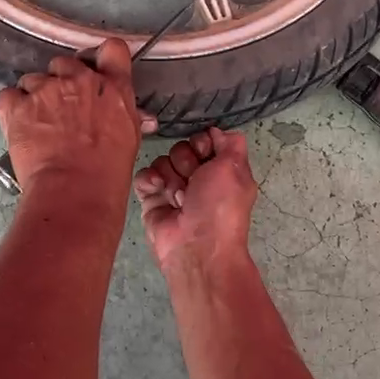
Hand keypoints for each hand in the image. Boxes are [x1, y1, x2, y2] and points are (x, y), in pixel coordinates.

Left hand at [0, 40, 156, 196]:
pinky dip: (11, 109)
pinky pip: (9, 97)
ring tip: (39, 126)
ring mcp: (46, 90)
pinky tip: (19, 127)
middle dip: (61, 82)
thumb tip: (132, 115)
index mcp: (113, 86)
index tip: (95, 69)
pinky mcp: (18, 106)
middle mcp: (79, 80)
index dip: (102, 58)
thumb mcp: (130, 138)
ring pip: (33, 79)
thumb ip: (125, 115)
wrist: (75, 190)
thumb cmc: (107, 173)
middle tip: (62, 109)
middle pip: (64, 63)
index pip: (112, 50)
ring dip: (35, 97)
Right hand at [133, 128, 257, 275]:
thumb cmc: (220, 206)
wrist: (196, 247)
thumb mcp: (235, 167)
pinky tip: (158, 189)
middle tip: (193, 181)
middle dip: (185, 162)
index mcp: (222, 170)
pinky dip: (150, 180)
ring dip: (170, 175)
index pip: (204, 139)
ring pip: (163, 160)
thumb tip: (216, 131)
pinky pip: (144, 176)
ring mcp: (173, 189)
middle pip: (181, 148)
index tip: (204, 153)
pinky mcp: (152, 199)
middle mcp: (198, 178)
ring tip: (178, 196)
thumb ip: (230, 142)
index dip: (202, 142)